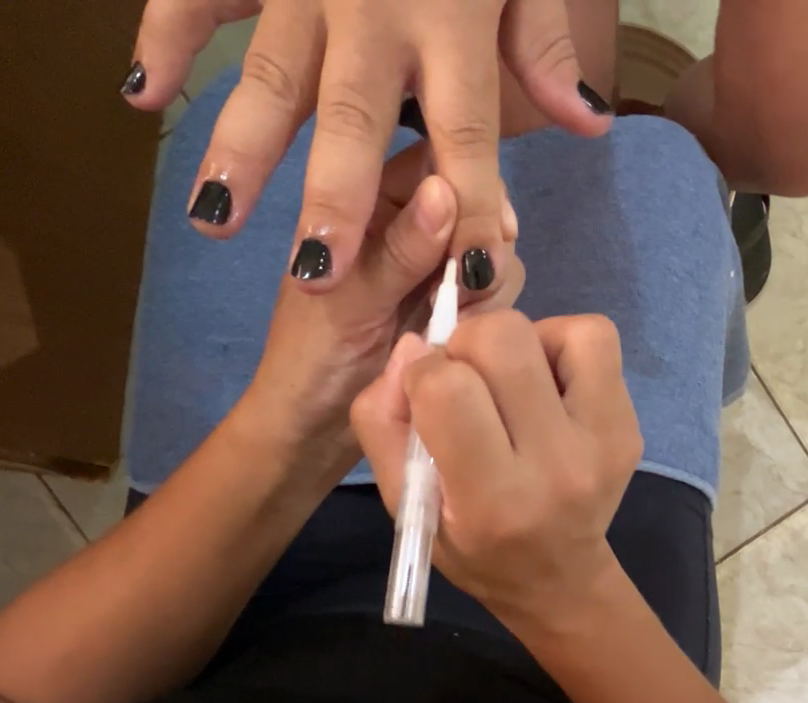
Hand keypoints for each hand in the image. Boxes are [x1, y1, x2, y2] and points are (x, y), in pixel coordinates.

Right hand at [123, 0, 611, 295]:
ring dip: (240, 148)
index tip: (471, 281)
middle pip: (355, 121)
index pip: (467, 133)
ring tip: (216, 219)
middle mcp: (373, 11)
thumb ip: (544, 44)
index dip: (474, 209)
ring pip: (270, 74)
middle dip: (336, 200)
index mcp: (451, 21)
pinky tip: (144, 96)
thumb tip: (588, 124)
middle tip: (318, 273)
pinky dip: (166, 37)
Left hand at [236, 150, 526, 454]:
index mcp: (371, 205)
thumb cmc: (312, 358)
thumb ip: (399, 249)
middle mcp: (413, 231)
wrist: (317, 431)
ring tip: (463, 321)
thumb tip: (447, 189)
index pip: (435, 166)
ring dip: (489, 285)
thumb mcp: (350, 299)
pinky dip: (492, 314)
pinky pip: (495, 298)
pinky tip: (468, 337)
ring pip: (493, 255)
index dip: (471, 187)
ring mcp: (439, 274)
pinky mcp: (458, 314)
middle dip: (484, 244)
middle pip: (477, 209)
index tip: (493, 225)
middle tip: (475, 285)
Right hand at [350, 311, 641, 627]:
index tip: (424, 391)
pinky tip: (545, 381)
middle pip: (504, 340)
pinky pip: (596, 339)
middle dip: (469, 345)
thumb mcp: (406, 506)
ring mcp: (603, 443)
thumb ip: (385, 425)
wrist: (560, 579)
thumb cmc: (473, 548)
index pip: (448, 390)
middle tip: (468, 379)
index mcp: (493, 499)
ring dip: (522, 340)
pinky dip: (561, 343)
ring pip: (561, 330)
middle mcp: (556, 467)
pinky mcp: (629, 425)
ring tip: (511, 381)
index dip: (424, 373)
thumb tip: (413, 345)